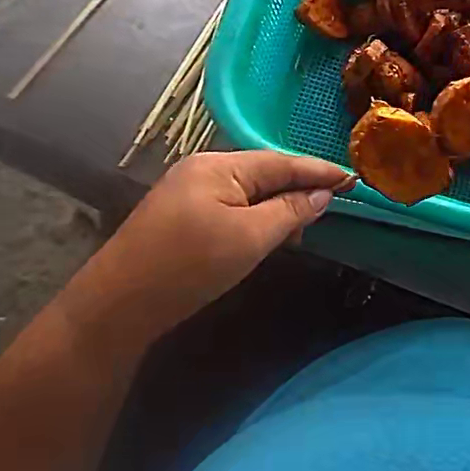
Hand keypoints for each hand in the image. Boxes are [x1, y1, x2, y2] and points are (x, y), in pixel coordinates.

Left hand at [57, 151, 352, 351]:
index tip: (354, 178)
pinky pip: (232, 205)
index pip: (282, 162)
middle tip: (334, 205)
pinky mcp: (181, 215)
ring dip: (279, 206)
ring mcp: (188, 191)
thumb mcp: (249, 238)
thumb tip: (323, 194)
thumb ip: (291, 211)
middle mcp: (202, 169)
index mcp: (218, 166)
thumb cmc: (188, 267)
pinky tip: (268, 235)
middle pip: (265, 172)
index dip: (320, 171)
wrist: (115, 308)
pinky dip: (257, 217)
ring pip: (249, 191)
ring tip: (303, 228)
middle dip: (300, 188)